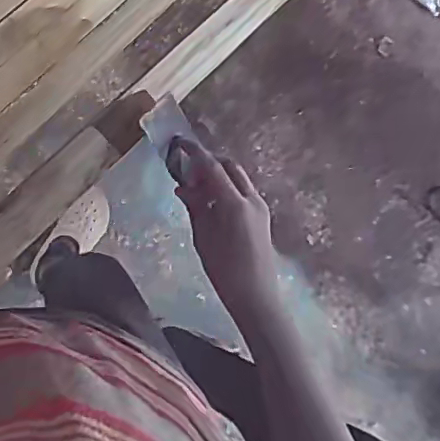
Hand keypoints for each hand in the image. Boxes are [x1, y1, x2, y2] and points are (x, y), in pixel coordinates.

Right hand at [168, 137, 281, 321]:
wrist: (256, 297)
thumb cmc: (224, 270)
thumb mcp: (203, 236)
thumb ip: (195, 207)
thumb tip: (184, 187)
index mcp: (235, 203)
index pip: (212, 167)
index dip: (195, 152)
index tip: (179, 143)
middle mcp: (251, 199)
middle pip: (229, 167)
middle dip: (208, 162)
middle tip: (186, 170)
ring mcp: (259, 207)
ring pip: (236, 178)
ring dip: (216, 175)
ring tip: (195, 189)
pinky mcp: (261, 217)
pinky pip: (241, 192)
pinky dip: (224, 188)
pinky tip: (209, 203)